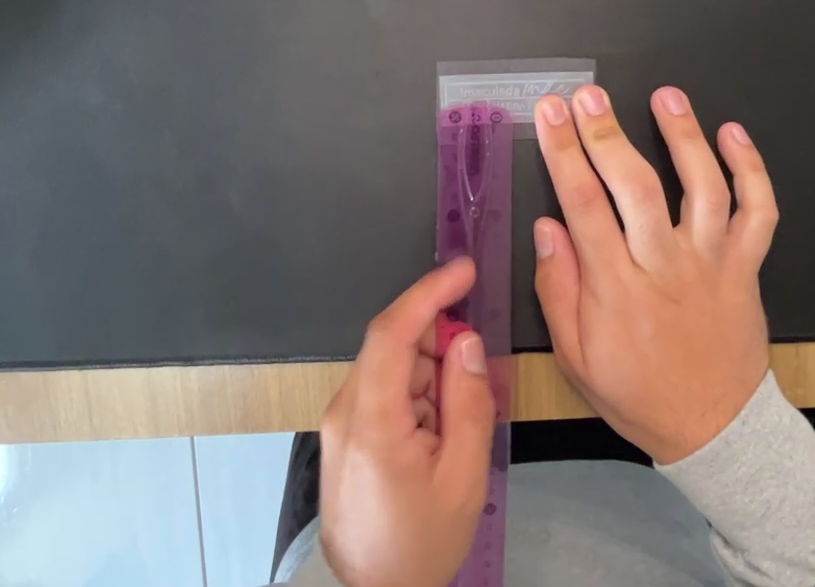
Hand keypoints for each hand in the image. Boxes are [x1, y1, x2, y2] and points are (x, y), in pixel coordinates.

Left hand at [318, 257, 496, 586]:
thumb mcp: (463, 478)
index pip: (393, 332)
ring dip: (430, 375)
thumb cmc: (419, 544)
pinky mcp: (344, 431)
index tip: (463, 270)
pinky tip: (437, 429)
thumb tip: (467, 342)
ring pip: (391, 367)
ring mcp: (340, 420)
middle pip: (394, 347)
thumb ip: (469, 402)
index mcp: (372, 420)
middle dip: (439, 345)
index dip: (428, 292)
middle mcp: (345, 409)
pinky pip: (383, 389)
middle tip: (475, 375)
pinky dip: (417, 393)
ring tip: (456, 425)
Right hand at [532, 85, 777, 464]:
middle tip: (588, 95)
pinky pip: (758, 211)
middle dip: (607, 133)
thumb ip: (558, 288)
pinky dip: (751, 169)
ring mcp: (712, 262)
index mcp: (617, 288)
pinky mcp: (745, 266)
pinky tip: (733, 133)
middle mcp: (666, 266)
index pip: (583, 204)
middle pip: (635, 186)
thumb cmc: (636, 391)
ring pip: (703, 187)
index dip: (564, 152)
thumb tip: (547, 227)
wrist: (716, 430)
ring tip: (666, 95)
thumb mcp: (575, 355)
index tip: (551, 114)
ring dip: (684, 135)